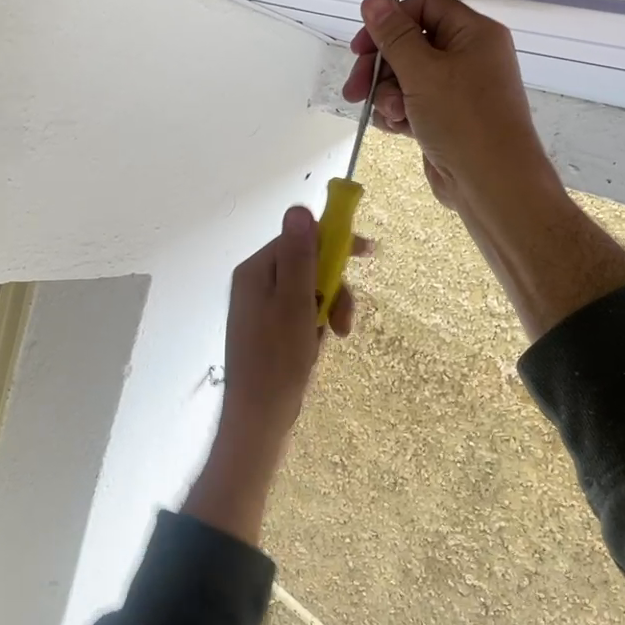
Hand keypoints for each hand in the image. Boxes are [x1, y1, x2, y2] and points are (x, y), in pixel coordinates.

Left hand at [220, 206, 358, 445]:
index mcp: (256, 271)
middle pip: (306, 265)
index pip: (300, 239)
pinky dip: (314, 326)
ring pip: (308, 291)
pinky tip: (316, 349)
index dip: (334, 243)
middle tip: (346, 320)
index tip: (369, 253)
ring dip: (327, 311)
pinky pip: (300, 313)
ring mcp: (260, 307)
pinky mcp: (268, 329)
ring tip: (332, 339)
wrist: (258, 416)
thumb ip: (300, 257)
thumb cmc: (277, 359)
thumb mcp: (295, 303)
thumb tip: (299, 208)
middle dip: (333, 288)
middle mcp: (255, 283)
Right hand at [345, 0, 624, 338]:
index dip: (389, 22)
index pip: (424, 8)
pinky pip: (413, 103)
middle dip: (381, 67)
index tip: (360, 47)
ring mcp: (459, 90)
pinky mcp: (448, 119)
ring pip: (407, 77)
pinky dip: (399, 113)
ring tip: (391, 116)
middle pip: (411, 45)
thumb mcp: (422, 72)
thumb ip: (394, 35)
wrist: (492, 184)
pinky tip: (396, 128)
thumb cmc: (463, 121)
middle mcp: (470, 56)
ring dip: (388, 95)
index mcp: (474, 34)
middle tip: (356, 89)